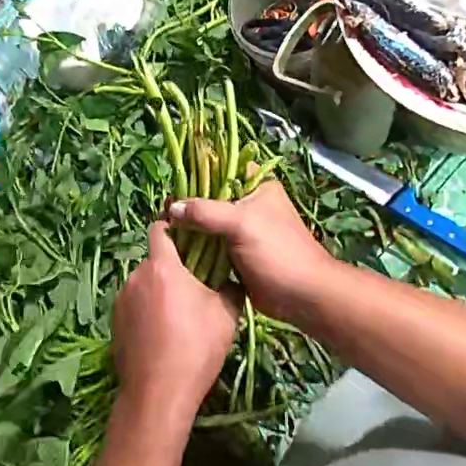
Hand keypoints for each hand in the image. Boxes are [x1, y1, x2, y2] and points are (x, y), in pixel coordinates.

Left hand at [112, 222, 239, 428]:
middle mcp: (135, 277)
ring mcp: (121, 301)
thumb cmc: (195, 347)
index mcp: (162, 267)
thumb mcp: (226, 314)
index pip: (160, 228)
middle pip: (155, 260)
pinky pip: (135, 305)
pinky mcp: (114, 324)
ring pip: (144, 284)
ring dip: (159, 290)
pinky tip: (163, 333)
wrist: (158, 395)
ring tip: (180, 314)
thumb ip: (231, 287)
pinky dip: (147, 310)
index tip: (192, 238)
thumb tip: (232, 278)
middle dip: (173, 267)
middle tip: (195, 286)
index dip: (175, 228)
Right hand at [167, 182, 338, 324]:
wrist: (302, 295)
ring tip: (165, 230)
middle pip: (212, 199)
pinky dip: (196, 248)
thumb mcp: (241, 223)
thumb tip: (172, 208)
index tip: (173, 186)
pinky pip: (211, 246)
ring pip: (209, 224)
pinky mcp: (236, 255)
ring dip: (191, 229)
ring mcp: (243, 231)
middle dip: (189, 206)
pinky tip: (176, 249)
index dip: (198, 174)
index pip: (223, 170)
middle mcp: (249, 205)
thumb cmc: (278, 251)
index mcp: (257, 188)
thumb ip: (206, 212)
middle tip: (163, 212)